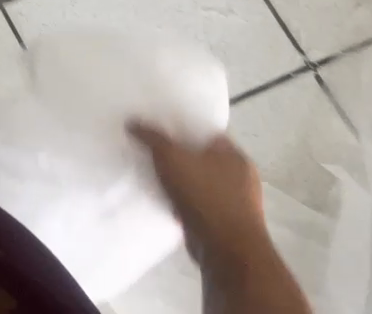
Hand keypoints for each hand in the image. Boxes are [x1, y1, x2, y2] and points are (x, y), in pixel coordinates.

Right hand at [129, 121, 271, 267]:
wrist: (226, 249)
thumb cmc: (203, 194)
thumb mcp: (170, 156)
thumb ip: (150, 136)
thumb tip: (133, 122)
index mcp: (233, 155)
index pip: (203, 129)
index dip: (178, 123)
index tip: (153, 121)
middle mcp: (238, 175)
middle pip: (198, 153)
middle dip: (172, 150)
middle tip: (146, 143)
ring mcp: (233, 199)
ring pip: (195, 177)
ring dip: (174, 176)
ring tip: (147, 168)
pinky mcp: (223, 219)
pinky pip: (195, 198)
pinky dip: (179, 196)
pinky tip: (159, 193)